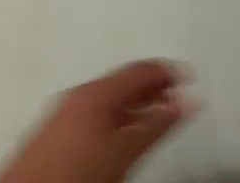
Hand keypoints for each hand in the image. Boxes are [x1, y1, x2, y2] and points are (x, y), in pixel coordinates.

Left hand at [0, 61, 193, 182]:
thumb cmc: (71, 173)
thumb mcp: (127, 149)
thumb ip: (160, 122)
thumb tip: (188, 101)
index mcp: (97, 90)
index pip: (142, 67)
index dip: (168, 70)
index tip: (187, 78)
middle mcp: (78, 94)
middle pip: (123, 82)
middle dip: (151, 89)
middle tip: (174, 96)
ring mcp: (61, 113)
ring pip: (107, 100)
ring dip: (133, 106)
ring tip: (153, 119)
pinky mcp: (51, 134)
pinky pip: (90, 116)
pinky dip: (112, 119)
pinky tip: (119, 138)